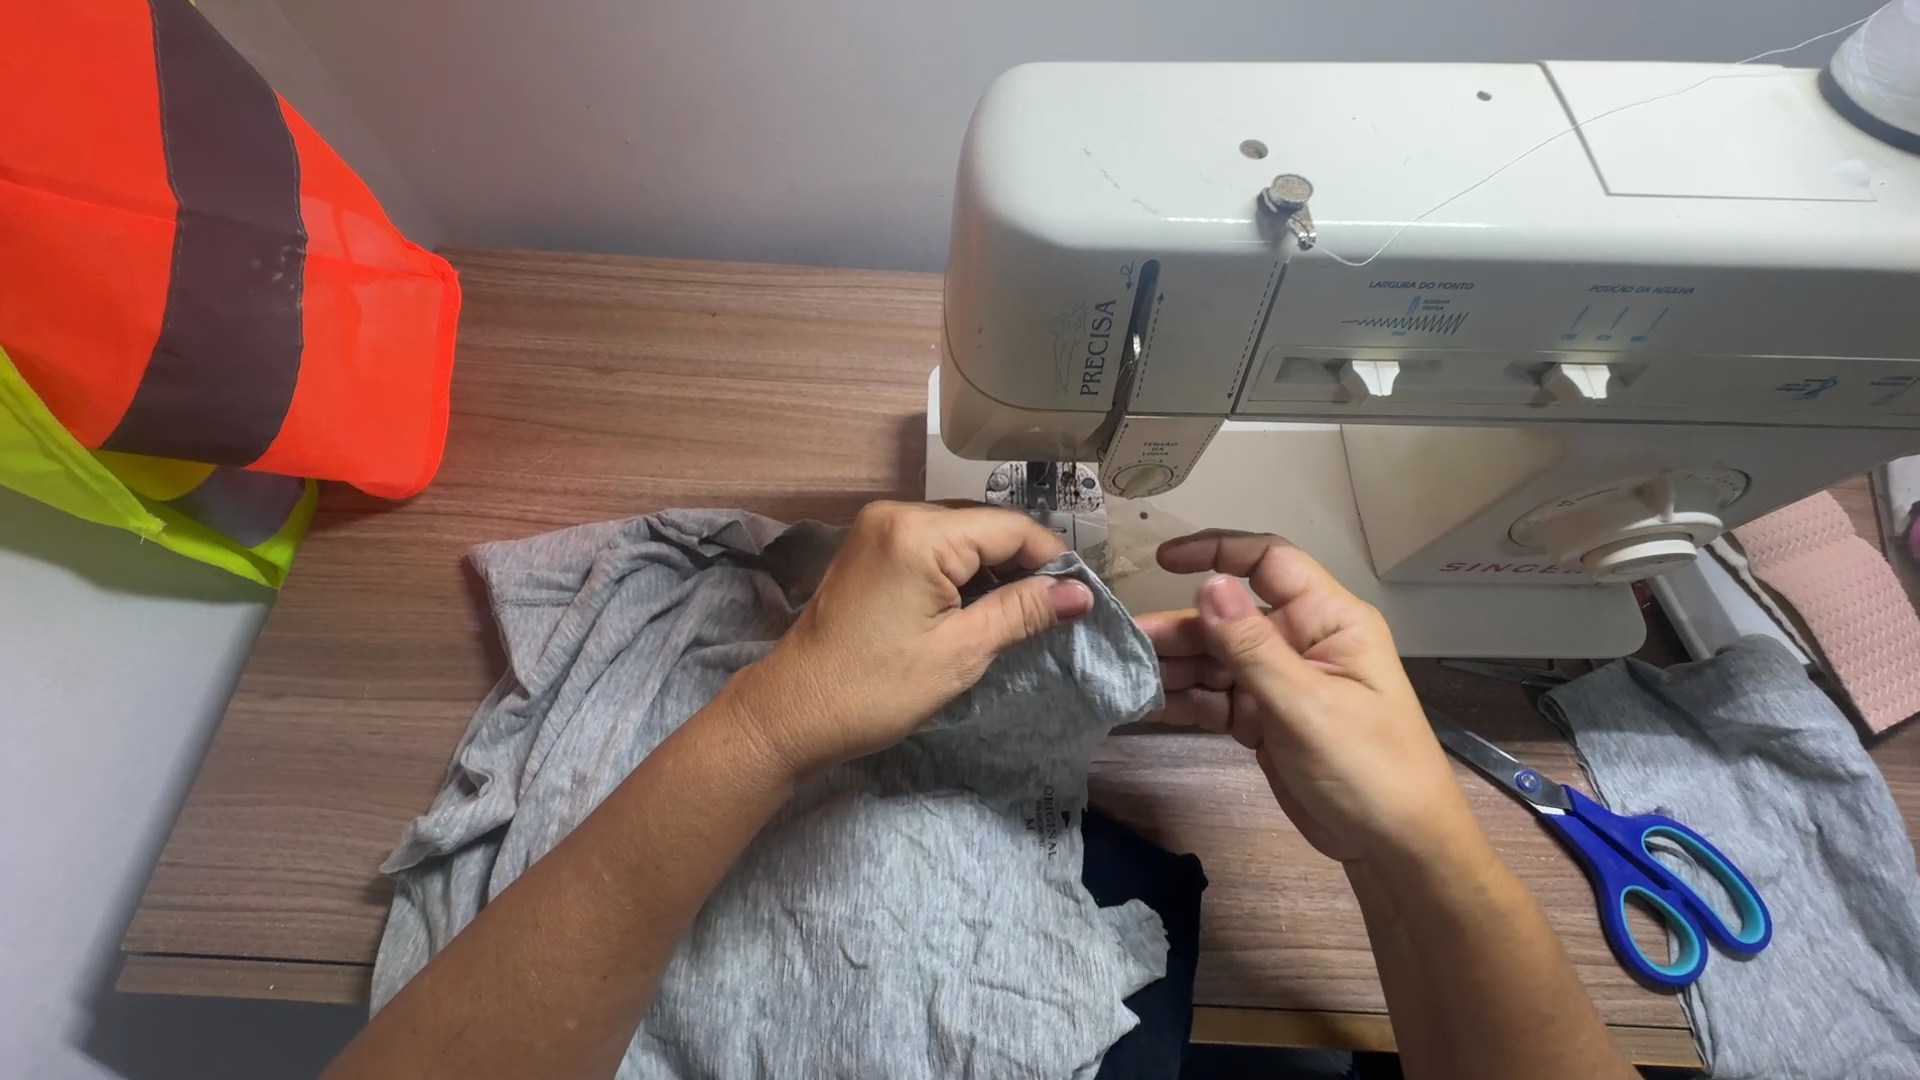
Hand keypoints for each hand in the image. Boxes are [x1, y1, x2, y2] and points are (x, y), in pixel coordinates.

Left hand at [726, 501, 1093, 776]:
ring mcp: (879, 526)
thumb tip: (1081, 593)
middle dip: (1024, 565)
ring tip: (1018, 614)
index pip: (1010, 528)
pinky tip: (977, 605)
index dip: (1053, 560)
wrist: (792, 711)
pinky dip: (962, 571)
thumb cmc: (875, 690)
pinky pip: (934, 545)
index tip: (1080, 598)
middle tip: (1052, 612)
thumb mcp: (960, 653)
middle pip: (985, 526)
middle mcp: (898, 512)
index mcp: (919, 533)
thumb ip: (1022, 611)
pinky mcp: (870, 545)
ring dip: (994, 569)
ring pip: (962, 534)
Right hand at [1136, 531, 1479, 865]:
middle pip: (1226, 619)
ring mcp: (1276, 681)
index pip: (1269, 562)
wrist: (1393, 850)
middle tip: (1128, 642)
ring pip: (1212, 659)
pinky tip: (1143, 705)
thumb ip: (1251, 646)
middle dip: (1179, 630)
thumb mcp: (1306, 705)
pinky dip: (1180, 700)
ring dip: (1171, 667)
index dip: (1217, 551)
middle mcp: (1297, 641)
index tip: (1163, 560)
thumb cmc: (1368, 768)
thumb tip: (1208, 583)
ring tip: (1126, 676)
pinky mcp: (1259, 717)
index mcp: (1326, 620)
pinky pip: (1211, 697)